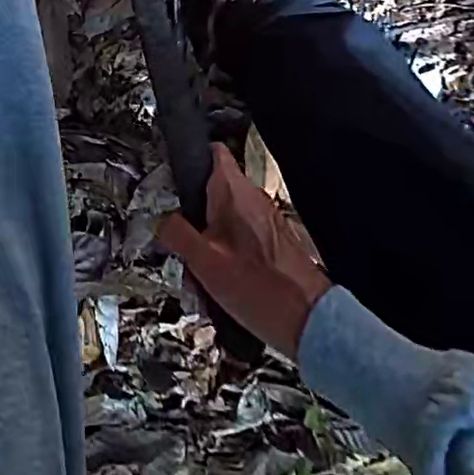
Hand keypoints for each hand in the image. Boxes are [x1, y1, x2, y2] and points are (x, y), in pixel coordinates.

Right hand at [157, 143, 332, 357]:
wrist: (311, 322)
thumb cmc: (261, 289)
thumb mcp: (203, 261)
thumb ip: (176, 233)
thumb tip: (162, 221)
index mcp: (233, 193)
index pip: (213, 152)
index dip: (191, 157)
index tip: (174, 176)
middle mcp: (252, 199)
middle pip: (211, 191)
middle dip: (192, 216)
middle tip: (184, 242)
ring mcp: (265, 219)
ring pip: (223, 217)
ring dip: (207, 240)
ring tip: (202, 271)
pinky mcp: (273, 241)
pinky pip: (239, 237)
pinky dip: (225, 253)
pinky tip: (222, 282)